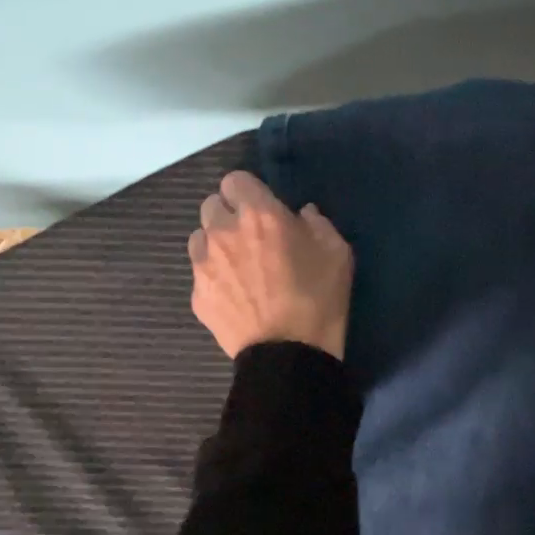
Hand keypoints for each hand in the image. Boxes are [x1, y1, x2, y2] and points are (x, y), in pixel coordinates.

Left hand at [188, 171, 353, 359]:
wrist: (290, 355)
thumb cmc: (319, 299)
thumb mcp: (337, 252)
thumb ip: (317, 223)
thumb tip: (302, 214)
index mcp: (258, 214)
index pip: (235, 180)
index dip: (250, 193)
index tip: (264, 209)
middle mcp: (223, 232)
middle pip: (211, 205)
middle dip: (229, 215)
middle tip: (251, 237)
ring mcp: (204, 265)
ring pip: (200, 238)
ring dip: (216, 244)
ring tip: (238, 266)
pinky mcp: (197, 295)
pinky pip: (200, 274)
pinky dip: (214, 277)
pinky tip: (235, 295)